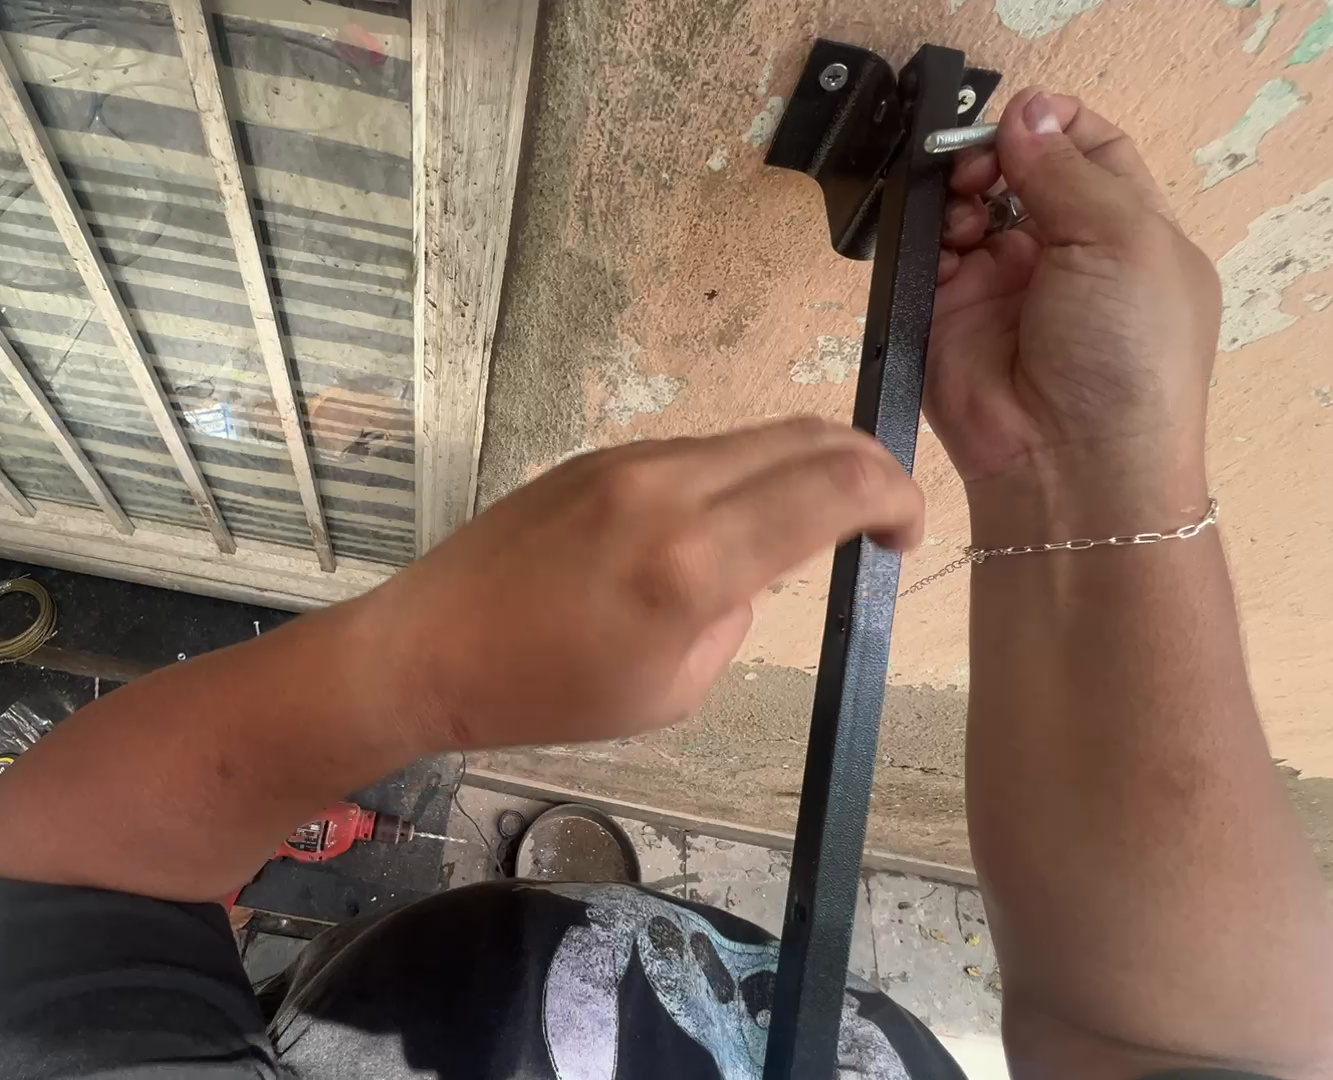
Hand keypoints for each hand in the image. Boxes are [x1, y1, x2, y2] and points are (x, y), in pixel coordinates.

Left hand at [358, 418, 923, 750]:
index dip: (895, 498)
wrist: (430, 646)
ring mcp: (626, 460)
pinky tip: (716, 523)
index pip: (835, 488)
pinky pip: (695, 451)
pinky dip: (735, 475)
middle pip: (805, 436)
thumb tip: (753, 568)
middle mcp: (667, 487)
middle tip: (876, 516)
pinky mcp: (596, 456)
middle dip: (865, 466)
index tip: (901, 533)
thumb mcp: (670, 690)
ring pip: (749, 438)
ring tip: (794, 524)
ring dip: (796, 469)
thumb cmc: (544, 694)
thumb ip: (735, 615)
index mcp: (692, 561)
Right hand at [929, 88, 1220, 507]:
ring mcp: (995, 289)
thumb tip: (1026, 112)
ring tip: (967, 220)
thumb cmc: (1125, 356)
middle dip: (994, 161)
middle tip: (981, 171)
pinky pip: (925, 264)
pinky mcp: (942, 320)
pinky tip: (943, 250)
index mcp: (1122, 228)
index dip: (1052, 126)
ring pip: (964, 216)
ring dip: (960, 202)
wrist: (1063, 456)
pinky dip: (928, 245)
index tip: (1022, 117)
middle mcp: (1055, 254)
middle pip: (1014, 178)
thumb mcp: (1123, 241)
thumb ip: (1067, 173)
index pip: (1084, 152)